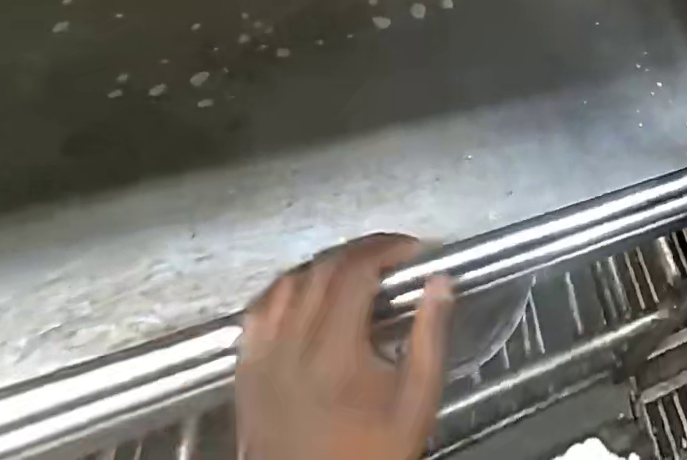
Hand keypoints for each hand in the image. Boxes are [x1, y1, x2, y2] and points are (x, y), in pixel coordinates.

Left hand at [238, 233, 454, 459]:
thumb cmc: (372, 457)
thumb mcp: (415, 404)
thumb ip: (430, 337)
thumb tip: (440, 282)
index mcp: (335, 353)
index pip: (356, 272)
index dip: (386, 248)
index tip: (411, 248)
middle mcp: (292, 345)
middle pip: (325, 268)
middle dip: (363, 250)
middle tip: (390, 253)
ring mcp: (263, 356)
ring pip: (292, 279)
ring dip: (327, 263)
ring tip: (356, 268)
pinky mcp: (246, 369)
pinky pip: (261, 307)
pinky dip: (286, 287)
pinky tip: (305, 289)